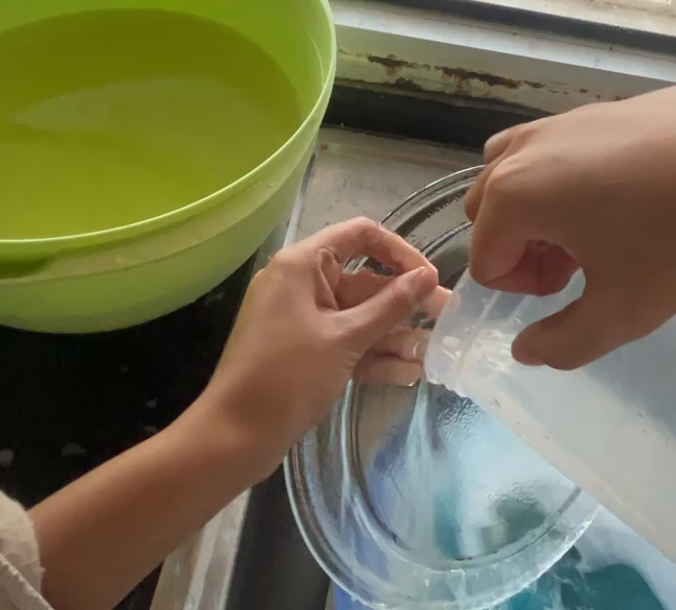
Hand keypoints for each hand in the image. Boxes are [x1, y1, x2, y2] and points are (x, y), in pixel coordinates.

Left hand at [195, 217, 444, 458]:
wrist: (231, 440)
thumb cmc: (287, 377)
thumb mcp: (346, 339)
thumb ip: (392, 305)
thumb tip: (429, 276)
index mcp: (303, 264)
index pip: (361, 235)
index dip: (400, 252)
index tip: (428, 278)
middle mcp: (301, 282)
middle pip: (364, 280)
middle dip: (403, 303)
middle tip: (444, 319)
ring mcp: (301, 318)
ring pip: (358, 315)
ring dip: (392, 335)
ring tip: (429, 356)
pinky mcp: (303, 349)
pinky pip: (345, 340)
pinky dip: (371, 354)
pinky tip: (406, 374)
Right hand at [465, 73, 675, 369]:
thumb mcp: (623, 308)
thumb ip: (564, 343)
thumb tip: (524, 350)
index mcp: (513, 197)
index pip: (485, 260)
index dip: (525, 287)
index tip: (576, 285)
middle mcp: (520, 152)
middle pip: (486, 212)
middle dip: (519, 246)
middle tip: (579, 261)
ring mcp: (553, 123)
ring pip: (510, 173)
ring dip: (530, 208)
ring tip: (589, 226)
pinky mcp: (587, 108)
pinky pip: (545, 148)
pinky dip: (555, 177)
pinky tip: (617, 192)